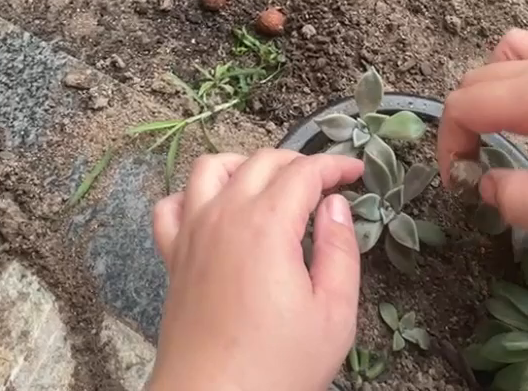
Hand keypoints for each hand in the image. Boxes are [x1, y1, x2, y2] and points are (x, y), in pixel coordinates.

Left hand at [148, 150, 366, 390]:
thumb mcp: (333, 316)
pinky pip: (171, 205)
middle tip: (324, 183)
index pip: (304, 172)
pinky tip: (212, 211)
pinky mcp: (172, 254)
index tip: (356, 170)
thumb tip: (336, 205)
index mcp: (267, 223)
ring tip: (269, 185)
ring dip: (243, 164)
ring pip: (211, 167)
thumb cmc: (277, 367)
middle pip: (262, 160)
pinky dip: (191, 196)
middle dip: (298, 162)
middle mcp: (225, 213)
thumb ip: (340, 252)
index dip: (334, 165)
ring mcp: (192, 230)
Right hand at [437, 29, 527, 246]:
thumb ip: (521, 202)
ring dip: (492, 84)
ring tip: (508, 124)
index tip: (464, 187)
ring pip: (510, 50)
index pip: (462, 106)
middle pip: (478, 77)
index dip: (449, 146)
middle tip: (483, 169)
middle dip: (465, 122)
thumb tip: (487, 186)